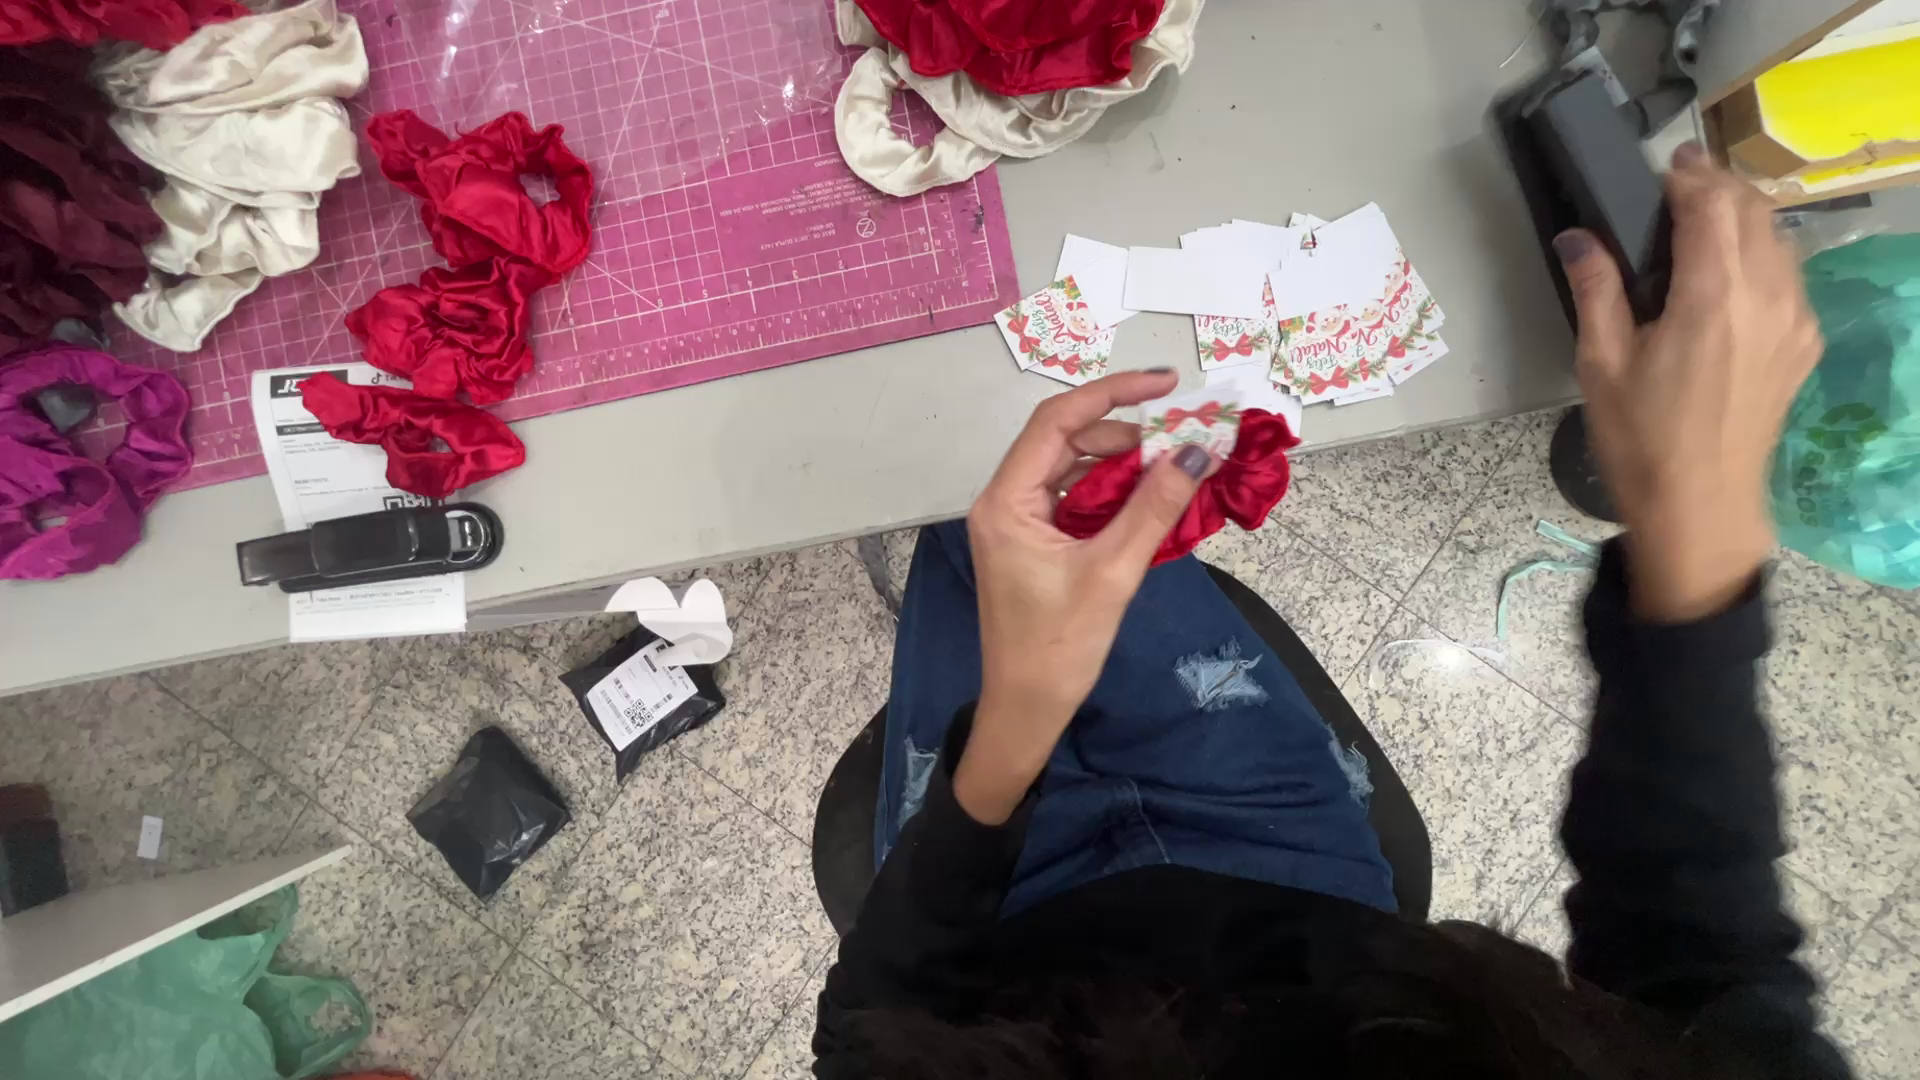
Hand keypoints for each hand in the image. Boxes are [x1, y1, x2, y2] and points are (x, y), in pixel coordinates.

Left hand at [953, 370, 1211, 823]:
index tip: (1167, 382)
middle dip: (1124, 431)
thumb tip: (1198, 451)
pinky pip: (1073, 498)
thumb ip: (1154, 508)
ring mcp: (1017, 521)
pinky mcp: (1033, 541)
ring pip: (1072, 469)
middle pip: (1064, 441)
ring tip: (1175, 464)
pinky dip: (1111, 492)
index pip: (1056, 422)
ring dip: (1121, 462)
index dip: (1113, 392)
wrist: (1026, 709)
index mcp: (1006, 502)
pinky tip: (1150, 495)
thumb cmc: (1059, 648)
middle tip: (1183, 434)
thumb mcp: (1113, 573)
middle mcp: (1004, 501)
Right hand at [1556, 143, 1822, 621]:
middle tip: (1682, 181)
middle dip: (1721, 188)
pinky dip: (1757, 256)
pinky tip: (1723, 274)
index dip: (1692, 178)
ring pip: (1779, 243)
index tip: (1668, 163)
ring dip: (1743, 220)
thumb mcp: (1600, 362)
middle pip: (1757, 216)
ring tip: (1701, 221)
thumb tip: (1578, 239)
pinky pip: (1785, 278)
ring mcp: (1795, 319)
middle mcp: (1769, 296)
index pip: (1714, 210)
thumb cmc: (1637, 433)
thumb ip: (1596, 292)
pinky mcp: (1801, 341)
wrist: (1698, 496)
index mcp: (1713, 298)